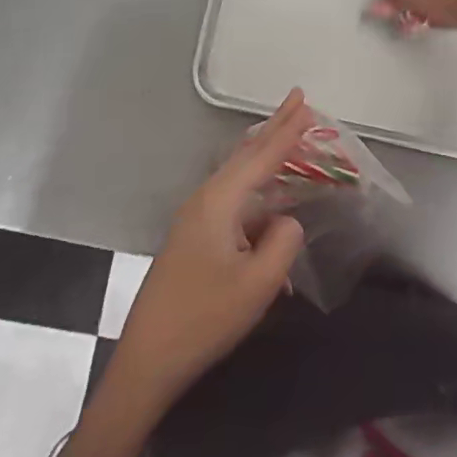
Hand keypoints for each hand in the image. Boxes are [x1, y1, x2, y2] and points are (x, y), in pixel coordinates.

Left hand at [106, 89, 315, 416]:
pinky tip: (276, 214)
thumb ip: (284, 243)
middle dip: (274, 130)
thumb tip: (288, 220)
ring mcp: (196, 221)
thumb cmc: (205, 318)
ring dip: (267, 164)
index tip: (305, 102)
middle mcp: (204, 202)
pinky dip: (259, 203)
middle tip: (297, 101)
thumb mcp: (258, 284)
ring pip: (240, 182)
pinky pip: (235, 209)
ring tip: (290, 143)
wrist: (152, 355)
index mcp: (218, 203)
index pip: (261, 157)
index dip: (287, 131)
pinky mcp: (195, 240)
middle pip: (245, 158)